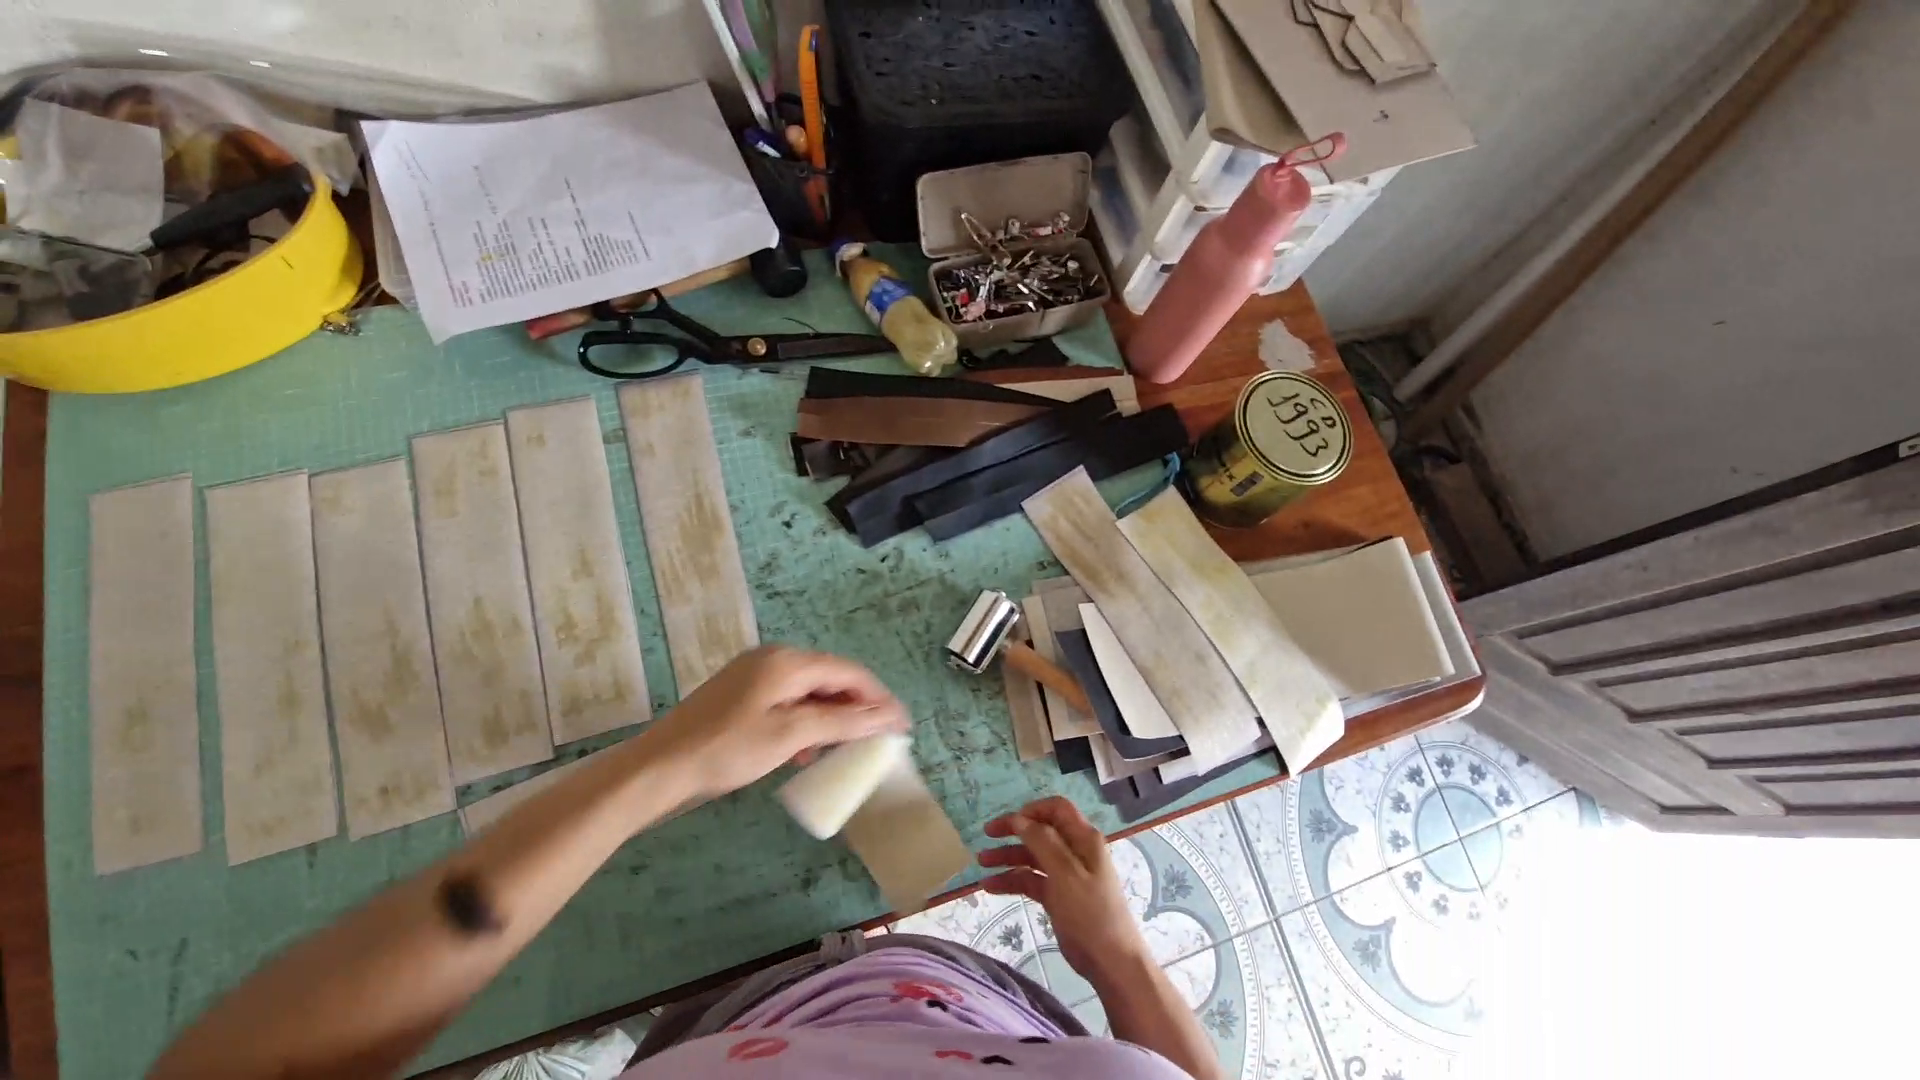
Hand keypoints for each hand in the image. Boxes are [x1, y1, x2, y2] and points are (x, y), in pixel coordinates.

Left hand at [638, 645, 909, 798]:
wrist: (658, 770)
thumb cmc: (727, 750)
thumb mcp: (791, 736)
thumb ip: (843, 722)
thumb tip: (888, 715)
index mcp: (787, 661)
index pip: (849, 673)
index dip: (880, 698)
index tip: (903, 727)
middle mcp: (773, 660)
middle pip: (830, 679)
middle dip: (855, 709)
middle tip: (875, 742)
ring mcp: (753, 677)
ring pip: (809, 693)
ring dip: (829, 719)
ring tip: (840, 750)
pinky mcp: (740, 697)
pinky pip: (787, 703)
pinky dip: (804, 724)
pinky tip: (803, 752)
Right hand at [978, 796, 1149, 980]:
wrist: (1110, 961)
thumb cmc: (1090, 912)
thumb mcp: (1065, 873)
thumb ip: (1042, 842)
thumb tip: (1019, 818)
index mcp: (1083, 839)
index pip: (1056, 809)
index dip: (1032, 810)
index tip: (1009, 822)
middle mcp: (1074, 851)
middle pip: (1040, 831)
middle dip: (1013, 831)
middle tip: (986, 835)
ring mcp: (1066, 874)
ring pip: (1033, 857)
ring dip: (1008, 857)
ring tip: (981, 863)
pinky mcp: (1058, 896)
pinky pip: (1031, 880)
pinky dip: (1012, 881)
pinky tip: (990, 887)